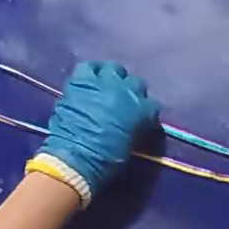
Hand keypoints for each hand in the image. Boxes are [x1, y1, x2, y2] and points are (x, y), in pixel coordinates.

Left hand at [30, 61, 160, 204]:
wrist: (76, 158)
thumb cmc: (107, 161)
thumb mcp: (130, 145)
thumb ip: (136, 129)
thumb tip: (133, 125)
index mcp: (144, 111)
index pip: (152, 105)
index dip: (144, 112)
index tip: (139, 118)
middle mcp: (128, 91)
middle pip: (135, 83)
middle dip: (130, 92)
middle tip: (121, 102)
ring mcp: (105, 83)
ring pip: (114, 69)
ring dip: (112, 78)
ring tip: (106, 87)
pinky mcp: (82, 81)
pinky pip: (88, 68)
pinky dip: (90, 72)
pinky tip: (89, 80)